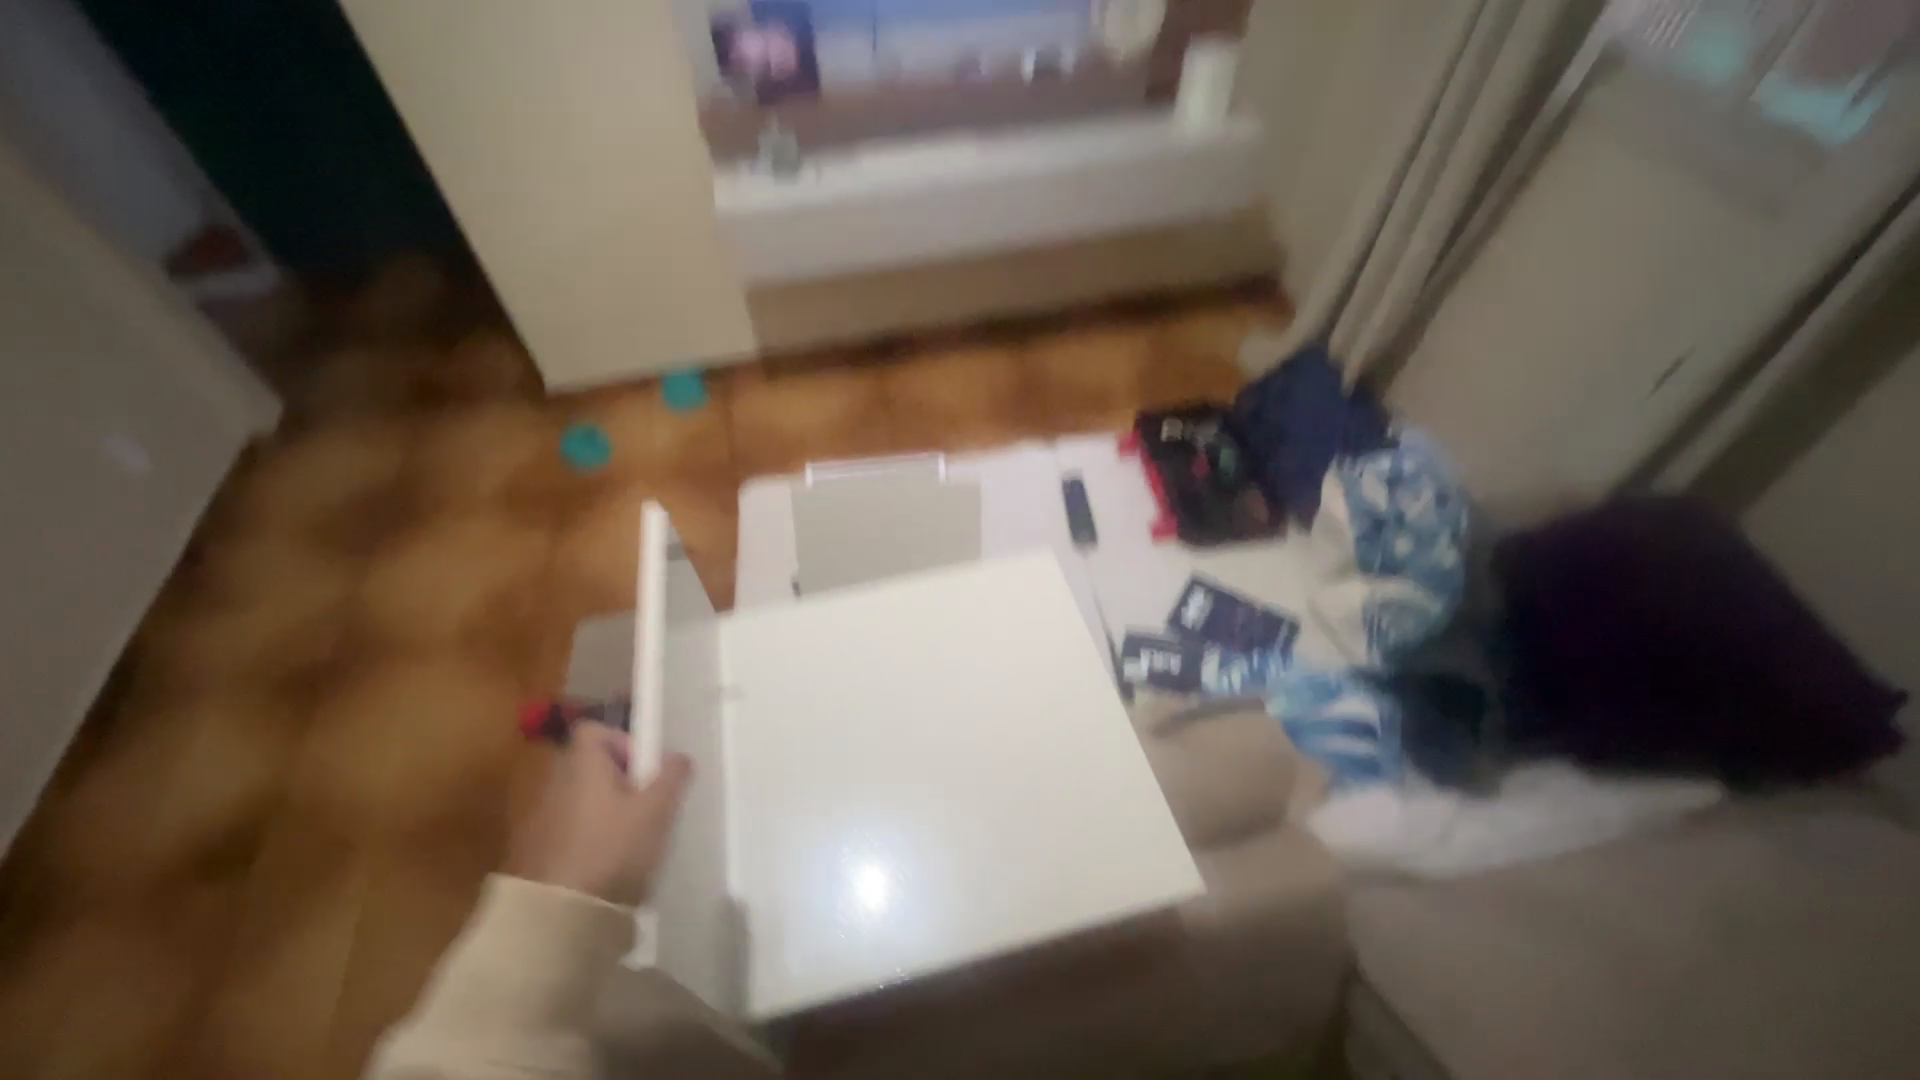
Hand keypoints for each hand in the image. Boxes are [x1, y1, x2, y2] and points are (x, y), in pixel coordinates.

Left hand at [508, 726, 692, 903]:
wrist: (559, 914)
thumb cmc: (612, 847)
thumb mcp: (656, 810)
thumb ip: (672, 777)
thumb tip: (679, 756)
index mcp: (582, 765)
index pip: (594, 730)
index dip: (623, 741)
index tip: (646, 769)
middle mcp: (556, 782)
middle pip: (591, 765)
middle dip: (622, 779)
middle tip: (648, 804)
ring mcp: (542, 817)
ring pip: (582, 798)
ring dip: (606, 809)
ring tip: (633, 836)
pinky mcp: (537, 849)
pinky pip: (571, 827)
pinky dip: (590, 834)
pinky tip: (610, 860)